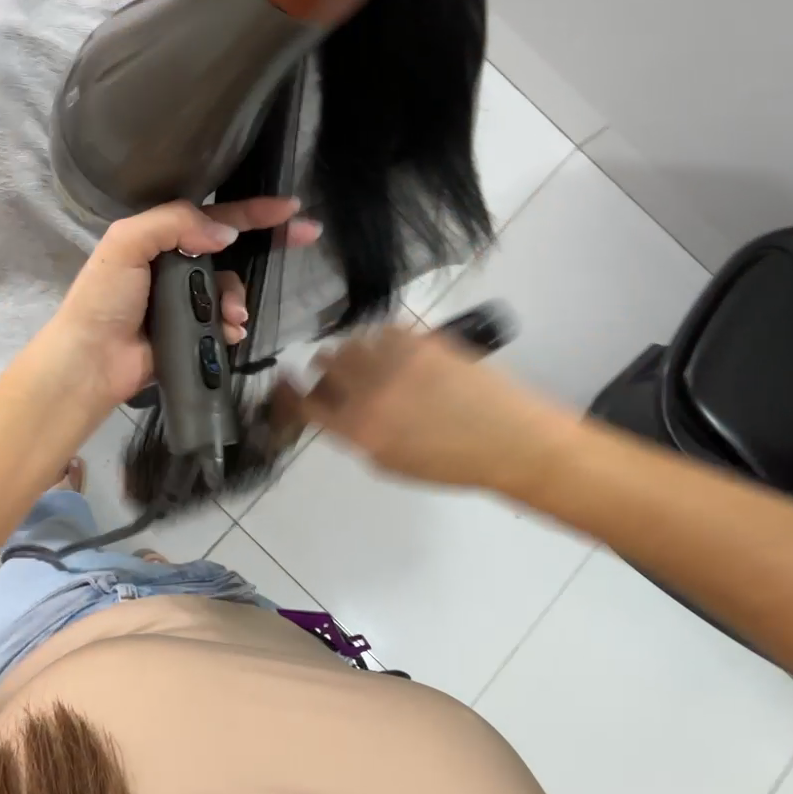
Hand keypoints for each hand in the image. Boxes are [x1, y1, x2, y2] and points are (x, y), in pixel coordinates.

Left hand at [40, 197, 319, 405]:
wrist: (92, 360)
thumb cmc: (104, 298)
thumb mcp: (126, 243)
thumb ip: (173, 223)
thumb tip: (225, 233)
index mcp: (158, 237)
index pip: (213, 215)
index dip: (253, 210)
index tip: (291, 207)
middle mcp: (174, 264)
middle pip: (230, 249)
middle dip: (268, 244)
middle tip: (307, 236)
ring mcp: (183, 301)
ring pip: (230, 288)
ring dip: (239, 299)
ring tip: (231, 317)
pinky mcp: (190, 333)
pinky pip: (224, 322)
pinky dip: (232, 326)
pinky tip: (228, 333)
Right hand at [280, 326, 581, 492]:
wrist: (509, 440)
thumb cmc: (450, 463)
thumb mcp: (391, 462)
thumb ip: (355, 435)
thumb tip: (336, 410)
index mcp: (358, 430)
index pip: (305, 403)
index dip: (288, 390)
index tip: (283, 380)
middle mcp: (369, 393)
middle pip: (325, 365)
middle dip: (326, 368)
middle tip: (338, 374)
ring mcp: (394, 363)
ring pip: (352, 343)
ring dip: (354, 352)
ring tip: (373, 363)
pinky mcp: (420, 341)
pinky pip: (383, 330)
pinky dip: (382, 340)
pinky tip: (396, 353)